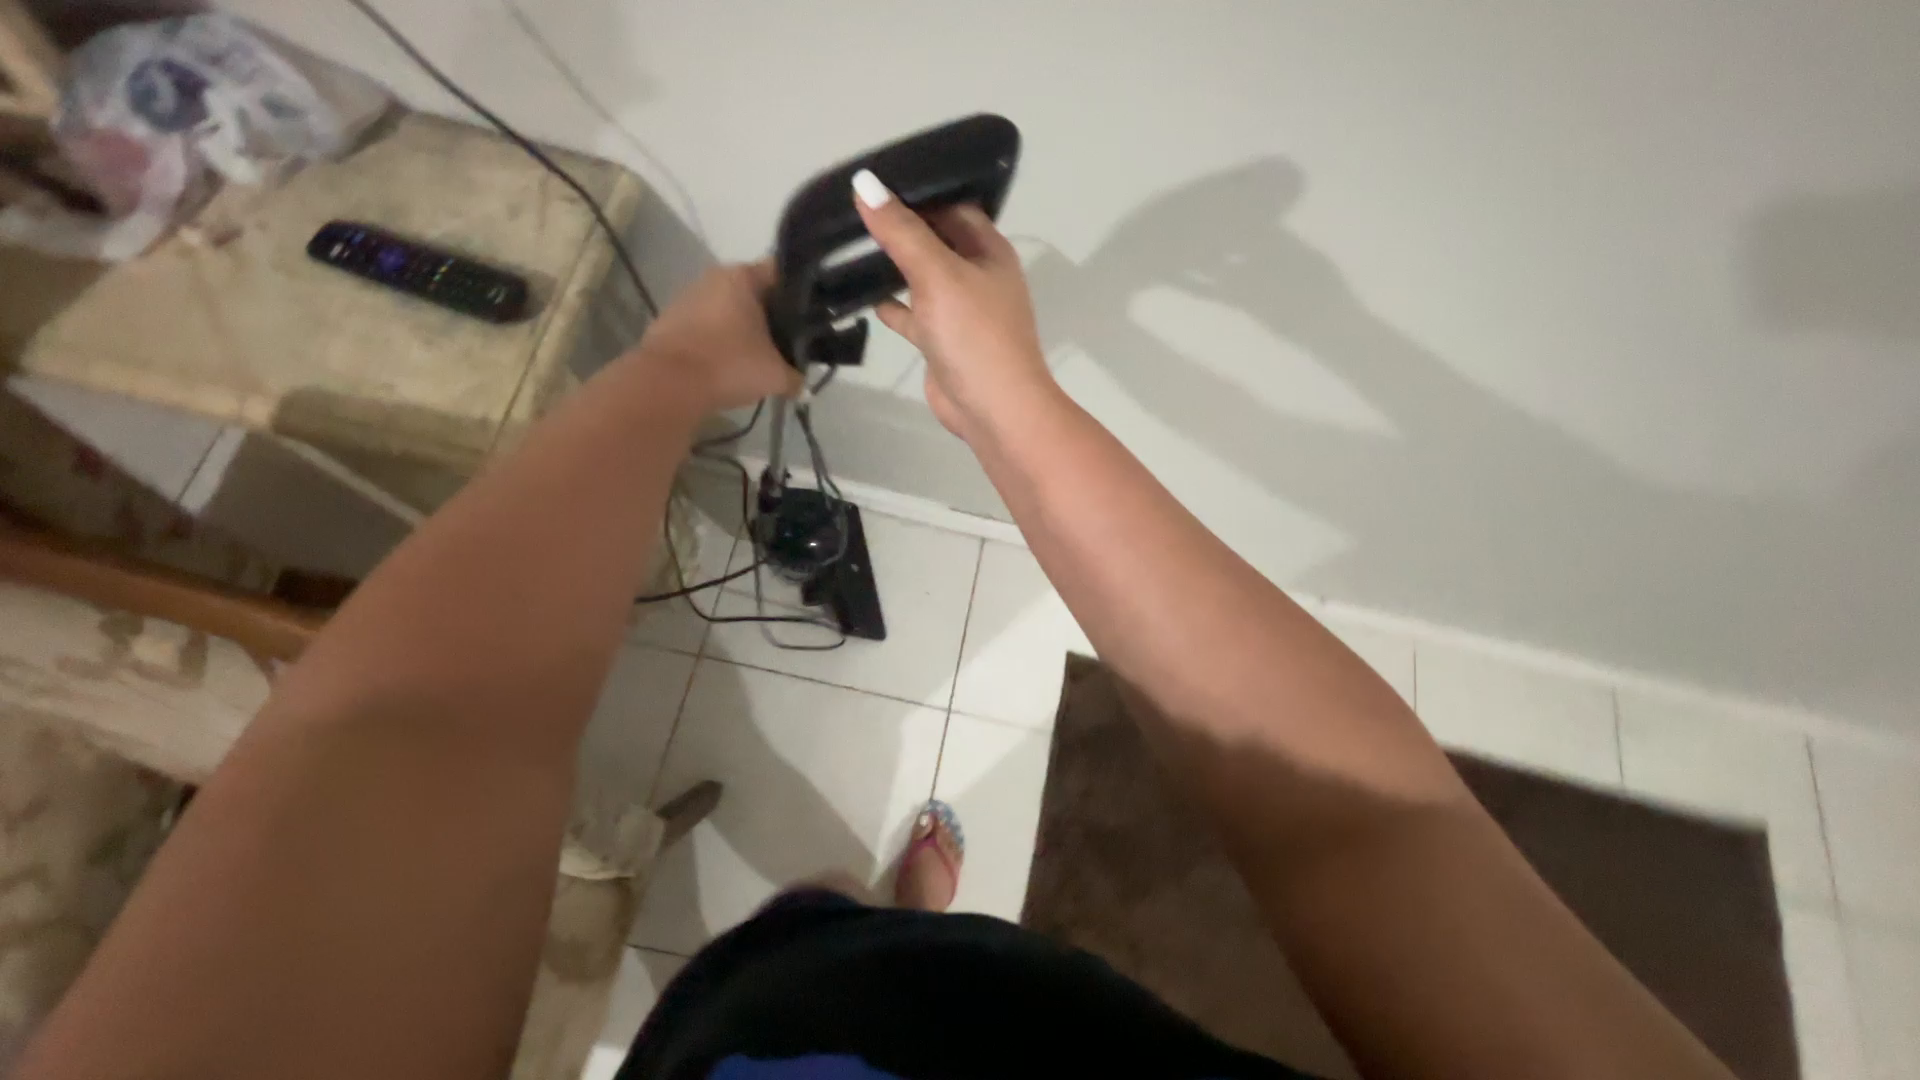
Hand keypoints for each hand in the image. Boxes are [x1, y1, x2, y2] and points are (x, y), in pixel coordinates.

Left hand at [636, 260, 800, 412]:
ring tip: (759, 357)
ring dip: (744, 328)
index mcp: (743, 276)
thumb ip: (796, 376)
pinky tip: (728, 364)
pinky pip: (707, 325)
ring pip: (728, 308)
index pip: (782, 272)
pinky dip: (720, 339)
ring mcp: (688, 297)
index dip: (802, 293)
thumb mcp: (776, 375)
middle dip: (772, 315)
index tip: (813, 317)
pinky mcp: (671, 320)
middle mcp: (714, 277)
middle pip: (754, 291)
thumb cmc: (729, 365)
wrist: (668, 384)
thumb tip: (801, 383)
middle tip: (789, 341)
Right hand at [852, 171, 1056, 439]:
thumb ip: (901, 231)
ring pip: (923, 277)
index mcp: (988, 251)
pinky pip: (915, 313)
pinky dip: (893, 305)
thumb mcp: (937, 274)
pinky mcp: (943, 341)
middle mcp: (978, 275)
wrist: (994, 409)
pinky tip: (862, 296)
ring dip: (894, 265)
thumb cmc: (974, 334)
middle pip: (935, 240)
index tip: (873, 181)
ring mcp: (961, 310)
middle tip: (851, 208)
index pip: (951, 206)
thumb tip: (865, 183)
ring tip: (848, 244)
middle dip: (900, 227)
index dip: (917, 192)